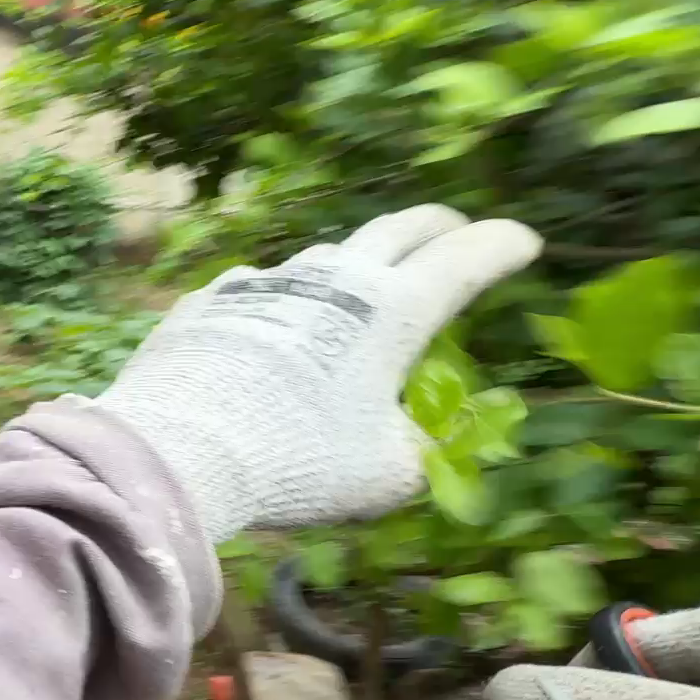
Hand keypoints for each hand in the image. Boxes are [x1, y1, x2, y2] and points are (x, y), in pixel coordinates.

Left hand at [96, 205, 540, 540]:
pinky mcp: (205, 303)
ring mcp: (259, 284)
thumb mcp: (383, 472)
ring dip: (348, 266)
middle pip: (397, 228)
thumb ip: (417, 447)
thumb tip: (415, 435)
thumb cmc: (294, 463)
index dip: (502, 247)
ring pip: (318, 258)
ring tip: (355, 284)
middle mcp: (327, 280)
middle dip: (436, 226)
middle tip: (452, 230)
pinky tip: (268, 321)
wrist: (177, 451)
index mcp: (391, 309)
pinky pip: (253, 290)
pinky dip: (276, 301)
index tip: (522, 242)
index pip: (467, 258)